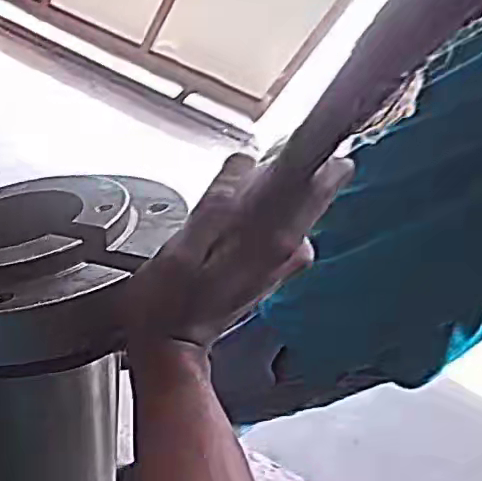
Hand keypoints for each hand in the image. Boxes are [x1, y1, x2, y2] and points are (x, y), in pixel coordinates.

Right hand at [124, 152, 352, 351]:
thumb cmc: (163, 306)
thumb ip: (215, 206)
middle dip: (278, 169)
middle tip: (230, 187)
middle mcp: (293, 245)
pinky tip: (221, 233)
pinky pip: (280, 221)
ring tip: (215, 216)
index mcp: (271, 237)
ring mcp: (289, 257)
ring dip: (262, 194)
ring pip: (294, 200)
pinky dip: (258, 215)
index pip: (317, 169)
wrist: (170, 349)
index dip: (309, 141)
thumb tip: (243, 162)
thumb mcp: (178, 253)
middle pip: (315, 180)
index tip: (292, 131)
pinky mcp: (279, 265)